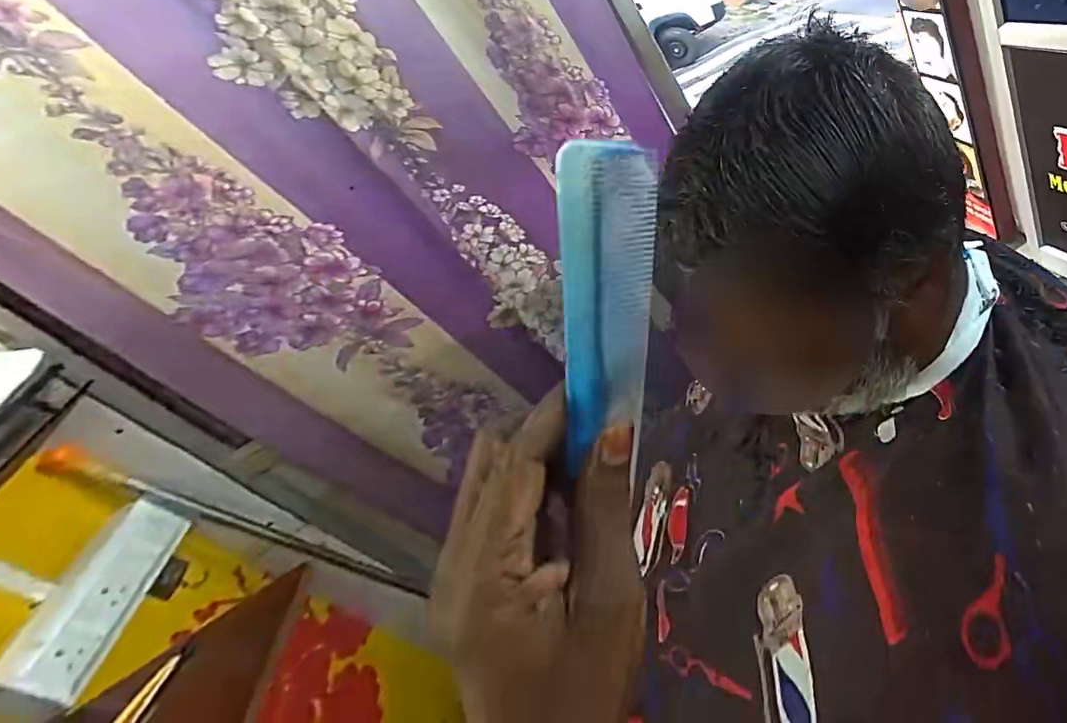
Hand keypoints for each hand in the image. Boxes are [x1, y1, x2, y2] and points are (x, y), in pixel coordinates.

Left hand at [429, 388, 645, 721]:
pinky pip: (494, 507)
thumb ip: (606, 506)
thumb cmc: (587, 686)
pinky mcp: (465, 581)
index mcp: (483, 576)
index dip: (554, 416)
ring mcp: (452, 574)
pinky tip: (570, 492)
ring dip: (540, 453)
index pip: (514, 467)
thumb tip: (614, 425)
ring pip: (490, 479)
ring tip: (594, 453)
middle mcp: (452, 566)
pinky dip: (532, 483)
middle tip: (604, 421)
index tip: (595, 380)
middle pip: (493, 464)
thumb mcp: (610, 596)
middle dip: (547, 430)